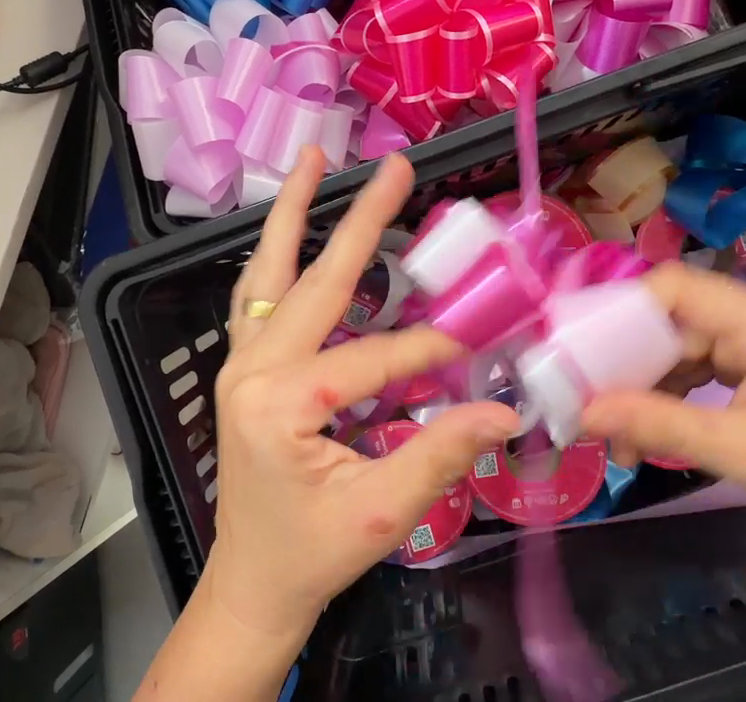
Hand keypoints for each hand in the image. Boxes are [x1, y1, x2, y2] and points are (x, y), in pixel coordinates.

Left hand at [203, 147, 519, 641]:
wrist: (254, 584)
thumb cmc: (312, 555)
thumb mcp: (381, 513)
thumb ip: (440, 452)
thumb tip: (506, 412)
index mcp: (280, 402)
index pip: (374, 357)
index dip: (433, 350)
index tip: (483, 346)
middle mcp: (251, 369)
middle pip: (313, 280)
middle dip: (359, 219)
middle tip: (393, 166)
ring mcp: (239, 364)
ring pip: (267, 272)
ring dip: (292, 214)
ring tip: (310, 160)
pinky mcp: (242, 368)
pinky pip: (257, 297)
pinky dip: (277, 255)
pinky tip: (290, 231)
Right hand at [580, 264, 745, 554]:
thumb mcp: (742, 453)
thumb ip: (659, 425)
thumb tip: (583, 412)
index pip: (673, 289)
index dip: (619, 314)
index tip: (578, 354)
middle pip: (669, 319)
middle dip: (626, 364)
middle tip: (588, 407)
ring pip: (676, 344)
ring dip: (644, 387)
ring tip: (617, 438)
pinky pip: (696, 363)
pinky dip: (668, 395)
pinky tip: (648, 432)